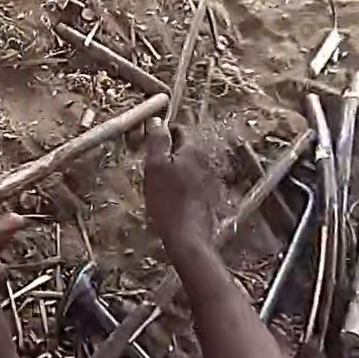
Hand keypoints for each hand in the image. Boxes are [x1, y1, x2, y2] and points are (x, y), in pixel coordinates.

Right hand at [143, 119, 228, 278]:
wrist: (187, 236)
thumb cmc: (167, 200)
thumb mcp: (155, 166)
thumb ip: (157, 141)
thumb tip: (157, 121)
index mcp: (193, 150)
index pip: (179, 130)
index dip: (162, 134)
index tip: (148, 145)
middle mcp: (206, 161)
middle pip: (184, 149)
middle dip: (167, 154)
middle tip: (151, 167)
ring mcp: (210, 180)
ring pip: (187, 166)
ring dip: (174, 170)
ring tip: (159, 185)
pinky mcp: (210, 197)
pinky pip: (192, 182)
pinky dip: (182, 185)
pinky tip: (171, 198)